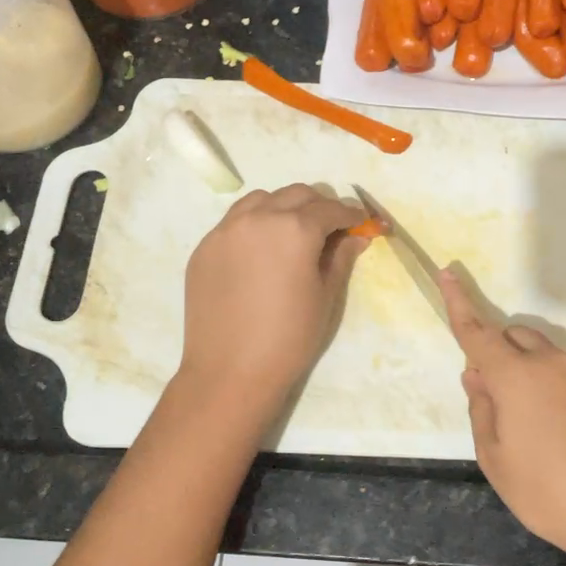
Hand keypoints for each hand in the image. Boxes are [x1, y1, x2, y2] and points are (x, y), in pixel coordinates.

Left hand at [177, 184, 367, 415]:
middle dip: (318, 205)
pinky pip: (234, 222)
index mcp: (294, 229)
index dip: (349, 213)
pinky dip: (255, 224)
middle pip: (296, 194)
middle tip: (331, 227)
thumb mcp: (325, 297)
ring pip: (261, 200)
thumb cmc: (289, 338)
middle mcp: (258, 218)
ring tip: (293, 232)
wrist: (230, 371)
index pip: (329, 209)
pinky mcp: (205, 248)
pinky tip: (261, 251)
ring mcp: (225, 230)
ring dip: (283, 207)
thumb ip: (340, 258)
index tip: (360, 220)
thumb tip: (356, 236)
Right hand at [438, 269, 565, 565]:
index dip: (459, 303)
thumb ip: (482, 411)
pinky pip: (564, 373)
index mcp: (516, 376)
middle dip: (495, 350)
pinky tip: (553, 429)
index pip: (479, 331)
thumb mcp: (497, 461)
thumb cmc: (551, 492)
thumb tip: (476, 375)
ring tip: (523, 422)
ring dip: (523, 370)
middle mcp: (551, 363)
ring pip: (542, 354)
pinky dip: (547, 384)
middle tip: (488, 395)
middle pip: (513, 337)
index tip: (448, 273)